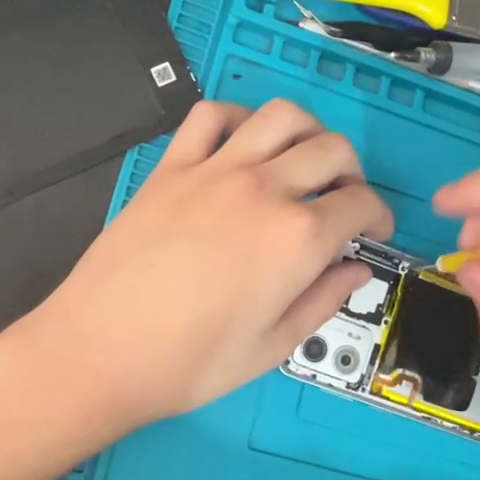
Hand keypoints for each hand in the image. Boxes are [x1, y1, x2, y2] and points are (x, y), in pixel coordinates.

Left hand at [23, 99, 393, 430]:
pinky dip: (236, 118)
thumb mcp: (272, 347)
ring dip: (306, 131)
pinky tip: (240, 144)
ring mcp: (214, 171)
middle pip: (331, 149)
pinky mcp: (171, 167)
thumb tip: (357, 269)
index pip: (361, 203)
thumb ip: (324, 301)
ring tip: (300, 161)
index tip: (371, 231)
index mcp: (298, 239)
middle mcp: (264, 190)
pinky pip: (210, 115)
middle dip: (352, 171)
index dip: (378, 216)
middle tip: (342, 198)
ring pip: (280, 115)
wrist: (101, 350)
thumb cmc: (190, 363)